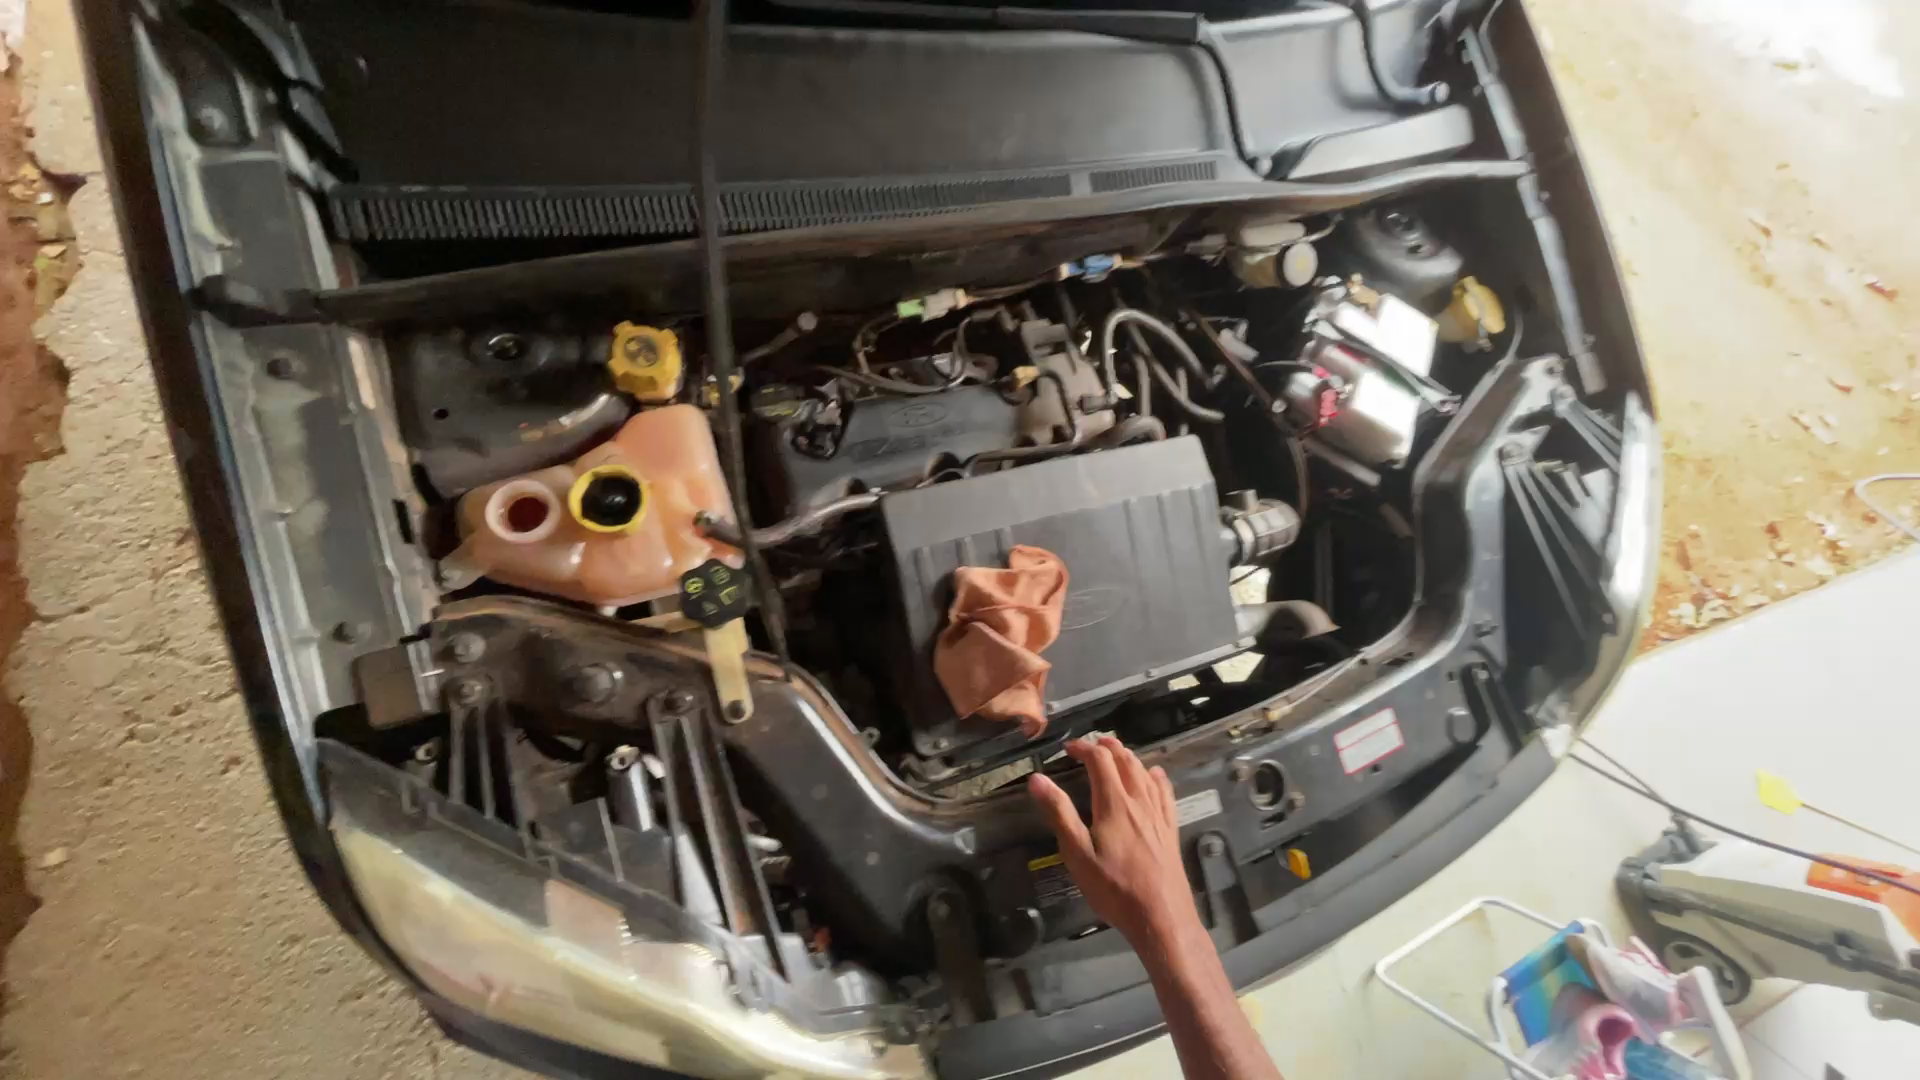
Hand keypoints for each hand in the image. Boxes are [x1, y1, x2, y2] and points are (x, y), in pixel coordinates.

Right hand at [1028, 735, 1203, 948]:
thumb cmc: (1114, 888)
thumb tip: (1037, 778)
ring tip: (1116, 753)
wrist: (1162, 918)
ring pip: (1145, 772)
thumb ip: (1059, 813)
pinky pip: (1165, 792)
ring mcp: (1158, 814)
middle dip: (1106, 746)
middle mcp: (1139, 801)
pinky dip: (1156, 776)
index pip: (1100, 760)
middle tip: (1090, 746)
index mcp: (1114, 803)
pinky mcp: (1170, 829)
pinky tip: (1155, 775)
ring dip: (1128, 757)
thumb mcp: (1077, 854)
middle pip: (1125, 760)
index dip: (1083, 747)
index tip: (1067, 749)